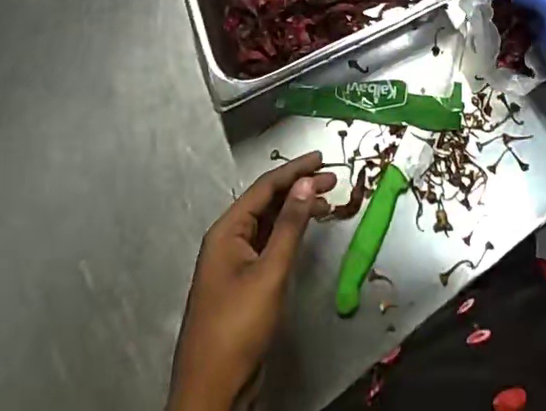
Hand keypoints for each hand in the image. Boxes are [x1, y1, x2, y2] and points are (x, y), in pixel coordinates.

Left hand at [168, 153, 335, 410]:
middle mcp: (228, 239)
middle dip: (298, 188)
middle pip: (266, 203)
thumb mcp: (269, 272)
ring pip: (268, 224)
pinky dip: (289, 234)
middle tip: (332, 180)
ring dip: (296, 211)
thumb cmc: (238, 325)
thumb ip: (289, 226)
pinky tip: (305, 232)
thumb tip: (306, 184)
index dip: (294, 170)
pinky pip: (268, 245)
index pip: (264, 188)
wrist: (214, 387)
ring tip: (327, 203)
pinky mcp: (244, 283)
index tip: (320, 158)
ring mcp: (235, 262)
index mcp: (227, 229)